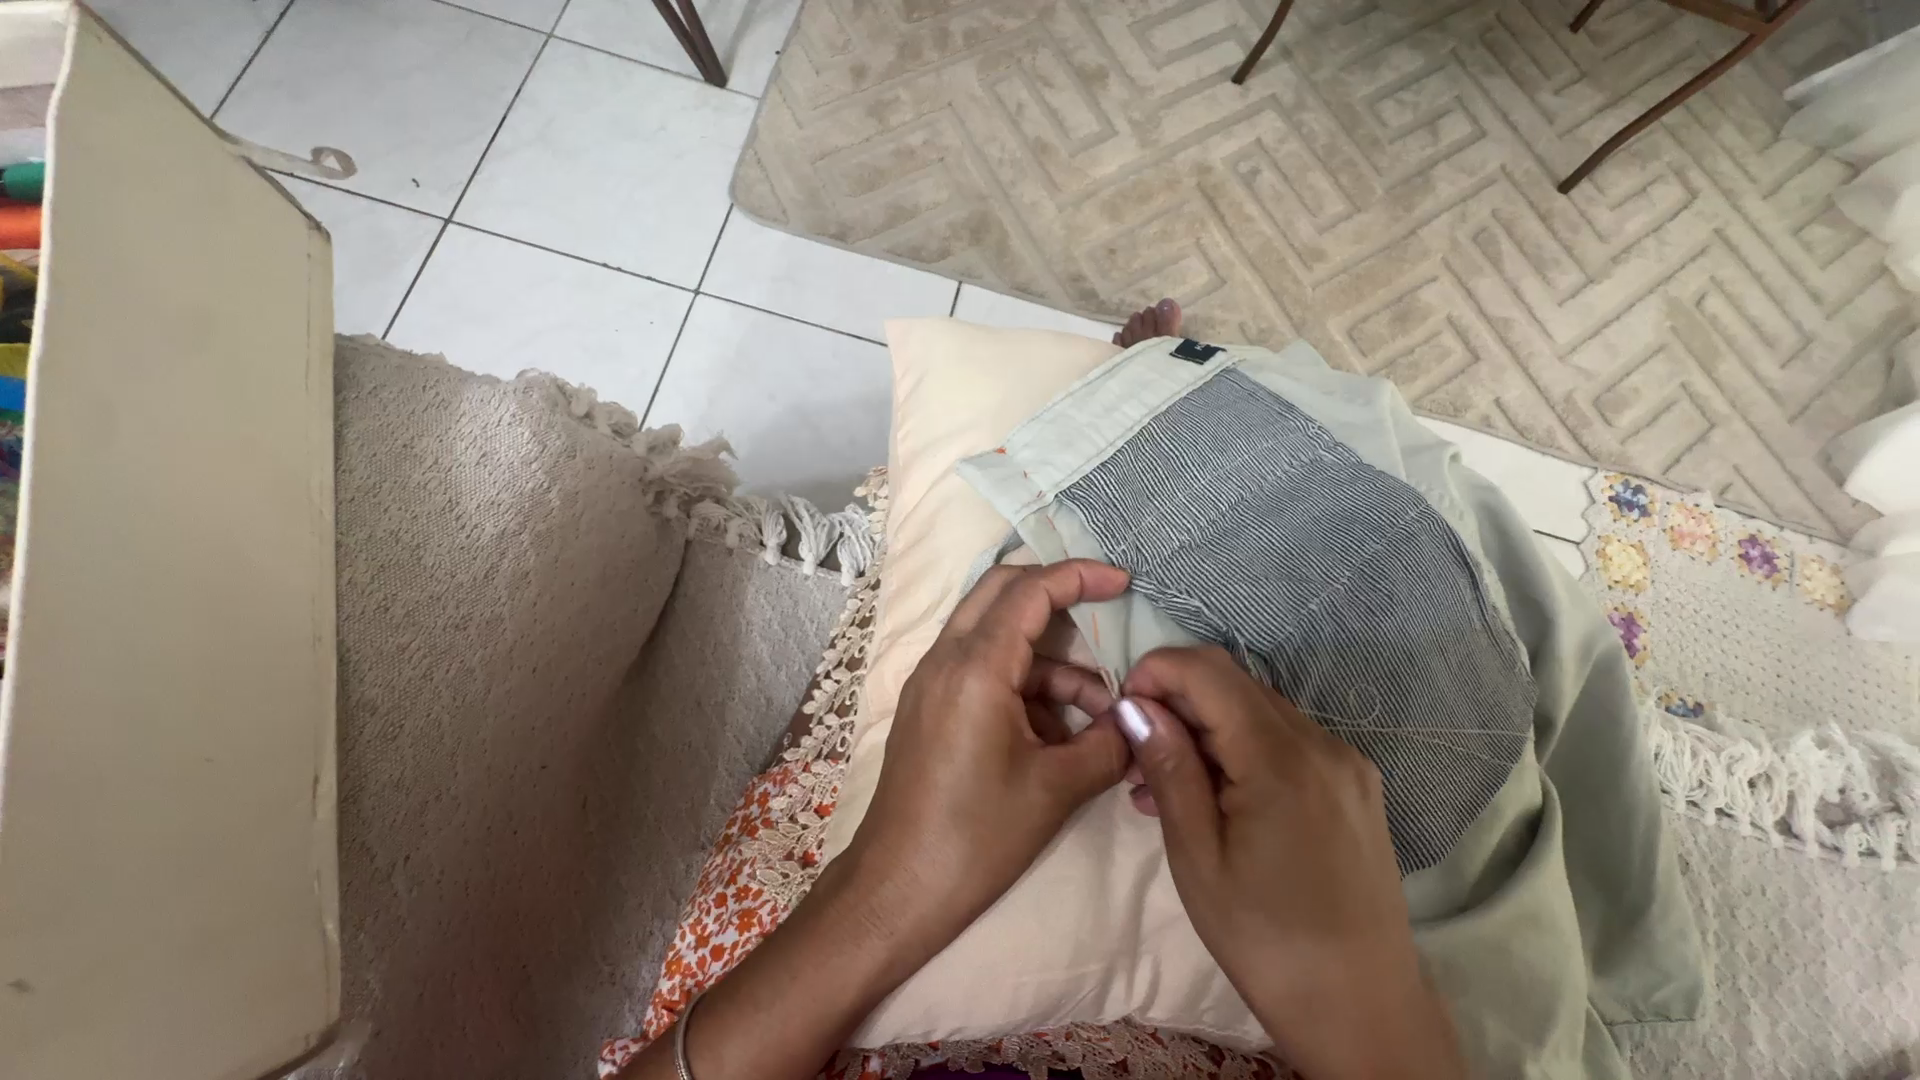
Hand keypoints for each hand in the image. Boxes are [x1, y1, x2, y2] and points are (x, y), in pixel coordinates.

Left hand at [837, 559, 1133, 950]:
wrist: (897, 888)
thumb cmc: (976, 837)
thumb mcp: (1056, 788)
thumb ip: (1109, 743)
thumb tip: (1141, 720)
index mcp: (975, 668)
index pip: (1029, 591)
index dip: (1080, 576)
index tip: (1124, 583)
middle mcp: (945, 660)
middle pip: (1001, 592)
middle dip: (1058, 595)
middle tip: (1107, 614)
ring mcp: (931, 681)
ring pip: (995, 634)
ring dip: (1049, 657)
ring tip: (1099, 711)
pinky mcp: (930, 706)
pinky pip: (982, 668)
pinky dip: (1025, 681)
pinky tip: (1060, 729)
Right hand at [1120, 646, 1464, 1079]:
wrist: (1364, 1010)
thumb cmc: (1265, 940)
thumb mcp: (1197, 856)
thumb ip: (1169, 768)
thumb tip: (1135, 706)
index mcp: (1281, 758)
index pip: (1208, 671)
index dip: (1156, 671)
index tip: (1122, 711)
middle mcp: (1322, 743)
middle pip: (1234, 683)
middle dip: (1176, 701)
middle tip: (1136, 755)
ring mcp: (1345, 762)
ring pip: (1257, 710)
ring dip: (1205, 727)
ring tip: (1163, 786)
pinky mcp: (1354, 784)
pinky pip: (1285, 742)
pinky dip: (1240, 750)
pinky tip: (1212, 796)